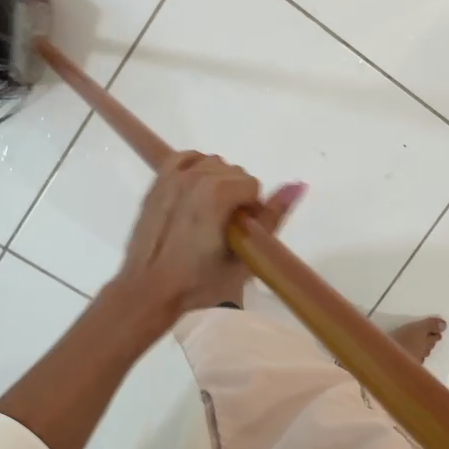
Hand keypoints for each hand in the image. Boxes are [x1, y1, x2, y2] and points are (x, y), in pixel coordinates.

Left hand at [113, 151, 302, 320]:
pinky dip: (196, 169)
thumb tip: (299, 184)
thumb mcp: (245, 259)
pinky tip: (195, 194)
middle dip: (237, 197)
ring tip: (208, 215)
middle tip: (225, 230)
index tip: (241, 235)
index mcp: (218, 193)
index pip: (253, 186)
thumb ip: (273, 218)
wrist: (149, 290)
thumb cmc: (199, 282)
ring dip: (218, 183)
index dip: (253, 212)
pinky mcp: (158, 182)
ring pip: (213, 164)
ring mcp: (173, 177)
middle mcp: (196, 176)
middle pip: (234, 173)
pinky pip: (185, 158)